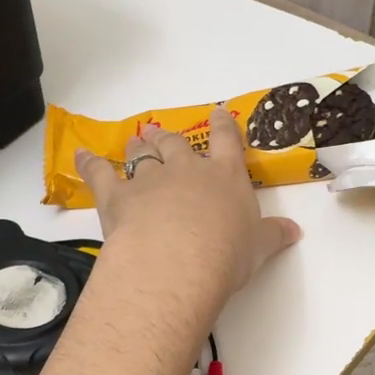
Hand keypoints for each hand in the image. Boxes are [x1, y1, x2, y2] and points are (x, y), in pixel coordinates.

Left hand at [73, 107, 300, 301]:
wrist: (180, 261)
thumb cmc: (227, 254)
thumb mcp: (259, 248)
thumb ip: (274, 236)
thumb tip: (294, 231)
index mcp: (225, 177)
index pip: (227, 142)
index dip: (223, 126)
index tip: (219, 113)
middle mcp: (186, 170)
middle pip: (177, 143)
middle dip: (170, 138)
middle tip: (163, 134)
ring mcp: (149, 180)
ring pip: (141, 154)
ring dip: (139, 147)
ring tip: (136, 142)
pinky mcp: (117, 197)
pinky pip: (99, 174)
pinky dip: (89, 164)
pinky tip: (80, 156)